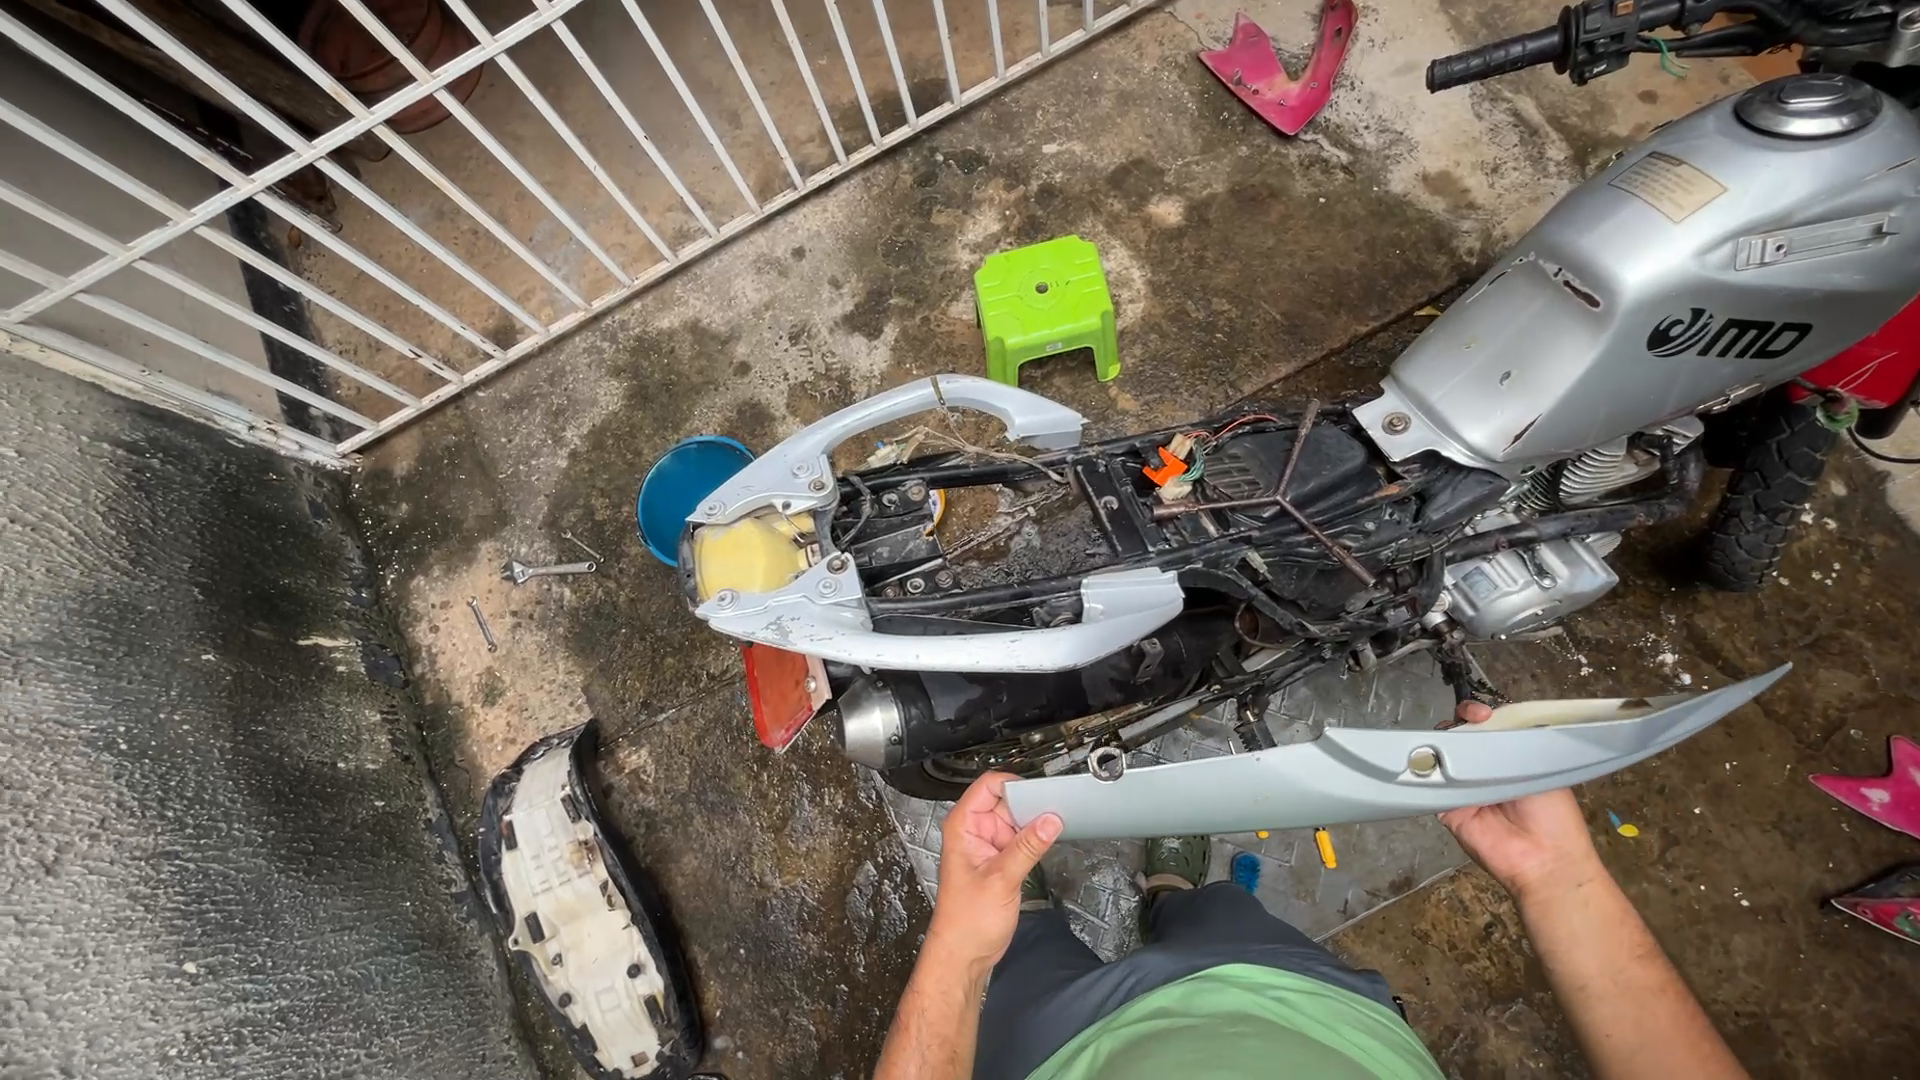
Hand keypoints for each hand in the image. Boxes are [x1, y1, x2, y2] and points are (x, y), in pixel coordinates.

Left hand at [927, 773, 1062, 976]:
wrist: (963, 956)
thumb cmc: (965, 922)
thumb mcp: (1001, 879)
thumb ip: (1028, 848)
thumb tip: (1049, 820)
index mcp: (963, 825)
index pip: (988, 785)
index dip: (1014, 784)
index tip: (1039, 792)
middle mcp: (974, 831)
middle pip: (1006, 800)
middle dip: (1029, 805)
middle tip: (1052, 812)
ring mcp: (987, 845)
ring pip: (1016, 820)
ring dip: (1033, 824)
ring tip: (1052, 829)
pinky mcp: (1000, 860)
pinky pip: (1020, 839)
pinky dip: (1033, 840)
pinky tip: (1045, 844)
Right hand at [1438, 701, 1604, 902]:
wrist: (1544, 859)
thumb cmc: (1553, 816)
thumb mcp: (1541, 772)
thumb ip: (1511, 746)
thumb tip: (1484, 723)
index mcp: (1507, 758)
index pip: (1485, 727)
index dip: (1478, 714)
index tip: (1479, 714)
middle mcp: (1481, 768)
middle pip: (1458, 736)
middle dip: (1455, 724)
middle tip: (1463, 722)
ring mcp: (1460, 785)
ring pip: (1438, 754)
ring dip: (1436, 742)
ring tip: (1444, 739)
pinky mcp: (1443, 804)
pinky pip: (1426, 782)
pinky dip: (1421, 769)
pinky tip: (1424, 758)